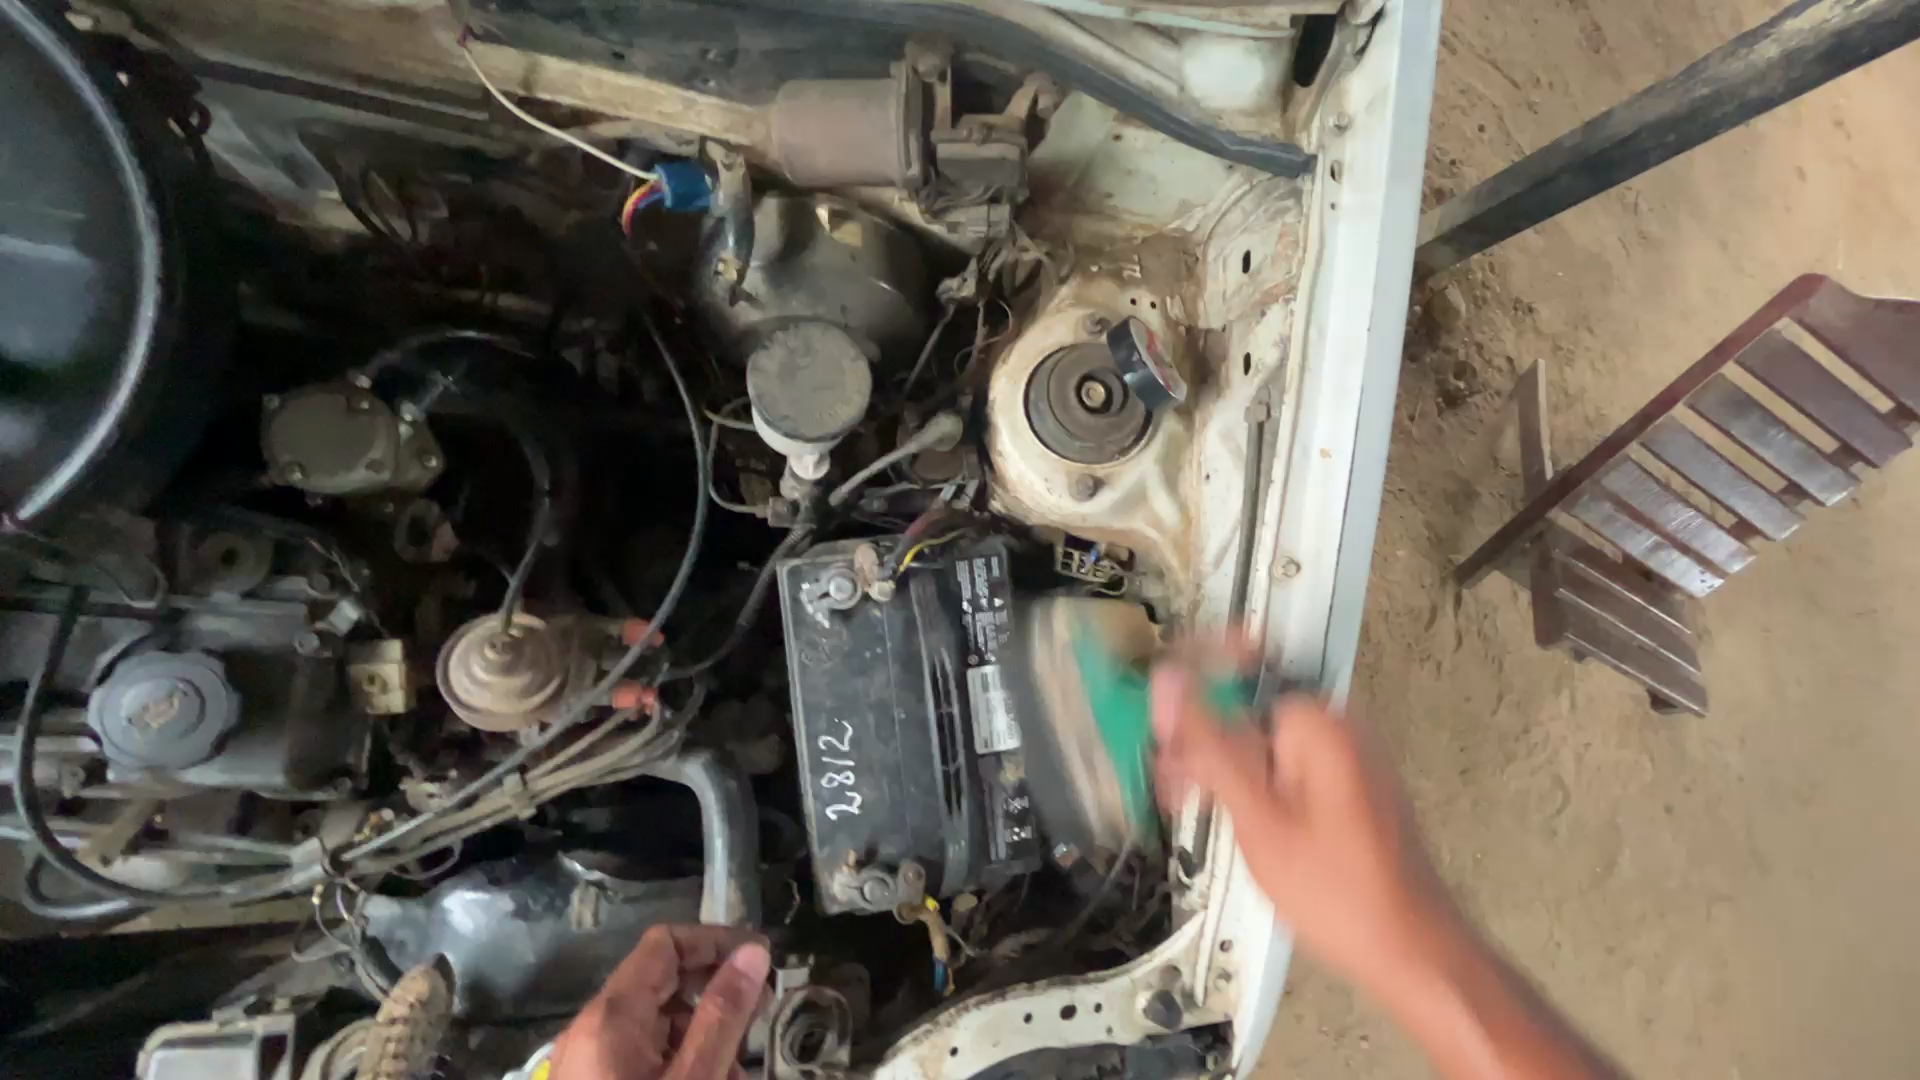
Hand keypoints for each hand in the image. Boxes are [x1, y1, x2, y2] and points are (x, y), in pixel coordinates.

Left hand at [550, 924, 771, 1079]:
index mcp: (609, 1016)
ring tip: (739, 1069)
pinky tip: (708, 1077)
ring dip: (702, 1032)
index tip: (761, 963)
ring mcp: (583, 1067)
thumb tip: (754, 950)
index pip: (665, 942)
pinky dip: (678, 1061)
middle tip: (760, 1012)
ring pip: (653, 1025)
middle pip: (661, 980)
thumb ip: (723, 1015)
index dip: (715, 941)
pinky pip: (638, 1059)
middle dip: (715, 990)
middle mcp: (588, 1030)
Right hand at [1150, 668, 1462, 995]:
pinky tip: (1224, 811)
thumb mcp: (1254, 813)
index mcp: (1318, 720)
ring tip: (1184, 798)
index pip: (1239, 659)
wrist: (1410, 954)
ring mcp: (1341, 755)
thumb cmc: (1336, 889)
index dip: (1190, 675)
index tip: (1159, 707)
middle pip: (1245, 702)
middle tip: (1166, 770)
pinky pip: (1281, 761)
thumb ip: (1206, 741)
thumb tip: (1167, 680)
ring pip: (1259, 736)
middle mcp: (1335, 726)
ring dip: (1217, 760)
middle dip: (1199, 732)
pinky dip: (1248, 778)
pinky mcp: (1341, 783)